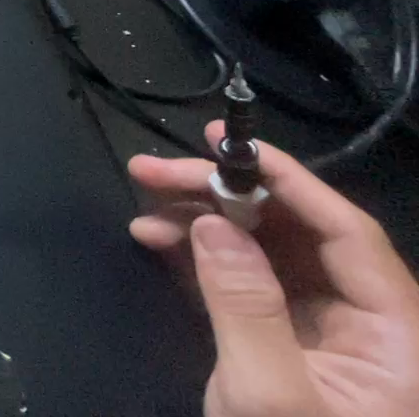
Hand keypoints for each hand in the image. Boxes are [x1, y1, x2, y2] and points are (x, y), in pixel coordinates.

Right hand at [129, 122, 418, 416]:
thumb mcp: (268, 395)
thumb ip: (246, 306)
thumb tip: (213, 222)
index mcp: (399, 337)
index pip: (348, 235)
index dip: (290, 180)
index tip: (227, 143)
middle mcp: (368, 322)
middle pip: (298, 231)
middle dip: (223, 192)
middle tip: (151, 168)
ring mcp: (324, 328)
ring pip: (264, 245)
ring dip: (200, 216)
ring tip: (141, 202)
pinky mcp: (281, 333)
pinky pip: (240, 270)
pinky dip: (194, 247)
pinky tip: (152, 238)